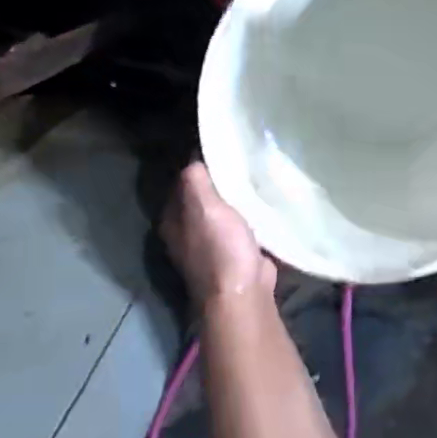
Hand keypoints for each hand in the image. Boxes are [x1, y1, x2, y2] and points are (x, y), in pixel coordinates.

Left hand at [163, 163, 274, 308]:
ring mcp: (210, 244)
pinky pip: (240, 222)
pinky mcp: (233, 252)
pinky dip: (249, 212)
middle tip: (245, 156)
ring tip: (257, 173)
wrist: (243, 292)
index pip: (183, 182)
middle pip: (202, 196)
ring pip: (222, 209)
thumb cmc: (221, 248)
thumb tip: (193, 158)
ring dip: (236, 195)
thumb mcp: (206, 208)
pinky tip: (263, 200)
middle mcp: (186, 232)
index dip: (200, 163)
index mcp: (173, 220)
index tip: (224, 146)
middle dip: (220, 178)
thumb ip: (196, 183)